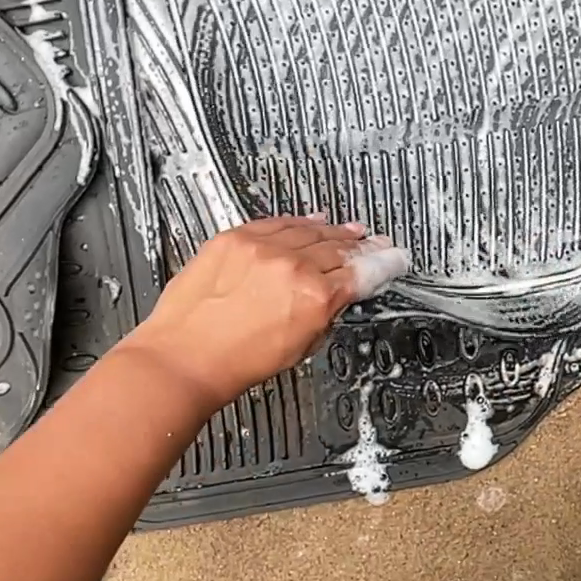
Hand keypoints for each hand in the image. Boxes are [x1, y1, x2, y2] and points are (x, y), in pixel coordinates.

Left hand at [114, 216, 410, 410]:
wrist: (185, 356)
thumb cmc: (238, 360)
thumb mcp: (304, 344)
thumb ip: (326, 312)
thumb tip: (338, 294)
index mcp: (317, 298)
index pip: (364, 272)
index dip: (386, 262)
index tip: (395, 257)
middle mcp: (293, 267)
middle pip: (340, 248)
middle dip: (362, 246)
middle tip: (375, 244)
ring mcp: (263, 248)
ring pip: (312, 231)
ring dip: (335, 232)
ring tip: (350, 230)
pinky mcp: (235, 238)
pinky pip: (278, 222)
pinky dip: (300, 221)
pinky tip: (313, 220)